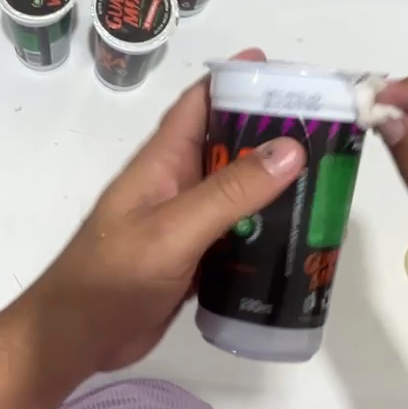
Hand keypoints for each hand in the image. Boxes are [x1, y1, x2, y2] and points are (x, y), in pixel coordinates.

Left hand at [16, 50, 304, 374]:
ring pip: (234, 194)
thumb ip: (228, 192)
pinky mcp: (191, 260)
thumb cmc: (114, 276)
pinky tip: (298, 237)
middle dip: (270, 135)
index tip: (286, 71)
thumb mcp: (174, 229)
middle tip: (328, 134)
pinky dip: (263, 232)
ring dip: (272, 187)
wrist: (78, 337)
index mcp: (161, 163)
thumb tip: (290, 147)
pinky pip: (234, 236)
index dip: (236, 82)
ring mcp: (182, 225)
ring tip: (326, 181)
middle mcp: (173, 186)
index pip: (199, 105)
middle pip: (226, 148)